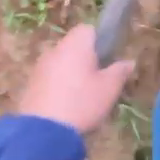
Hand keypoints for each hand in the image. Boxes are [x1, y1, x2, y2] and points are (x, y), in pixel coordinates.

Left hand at [18, 26, 133, 133]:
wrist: (44, 130)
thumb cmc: (82, 103)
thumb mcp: (109, 88)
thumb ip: (120, 71)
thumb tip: (129, 61)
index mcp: (75, 44)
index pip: (88, 29)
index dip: (100, 41)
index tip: (108, 60)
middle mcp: (55, 49)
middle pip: (74, 47)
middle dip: (86, 60)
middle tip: (100, 81)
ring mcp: (40, 66)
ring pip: (61, 63)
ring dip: (72, 74)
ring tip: (83, 97)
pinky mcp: (30, 84)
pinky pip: (50, 78)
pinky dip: (59, 86)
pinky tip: (66, 106)